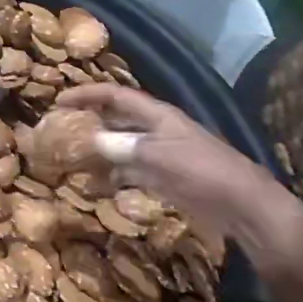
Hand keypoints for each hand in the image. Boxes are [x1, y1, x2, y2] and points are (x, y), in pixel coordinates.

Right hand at [58, 84, 294, 244]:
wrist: (243, 207)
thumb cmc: (203, 172)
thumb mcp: (160, 156)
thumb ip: (124, 146)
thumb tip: (93, 138)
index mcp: (158, 116)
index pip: (116, 95)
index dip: (87, 94)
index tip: (59, 102)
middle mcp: (156, 130)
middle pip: (116, 118)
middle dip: (89, 121)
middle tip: (60, 130)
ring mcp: (160, 154)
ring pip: (120, 145)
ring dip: (97, 150)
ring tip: (70, 158)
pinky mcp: (163, 178)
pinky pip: (129, 170)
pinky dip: (110, 174)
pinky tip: (94, 184)